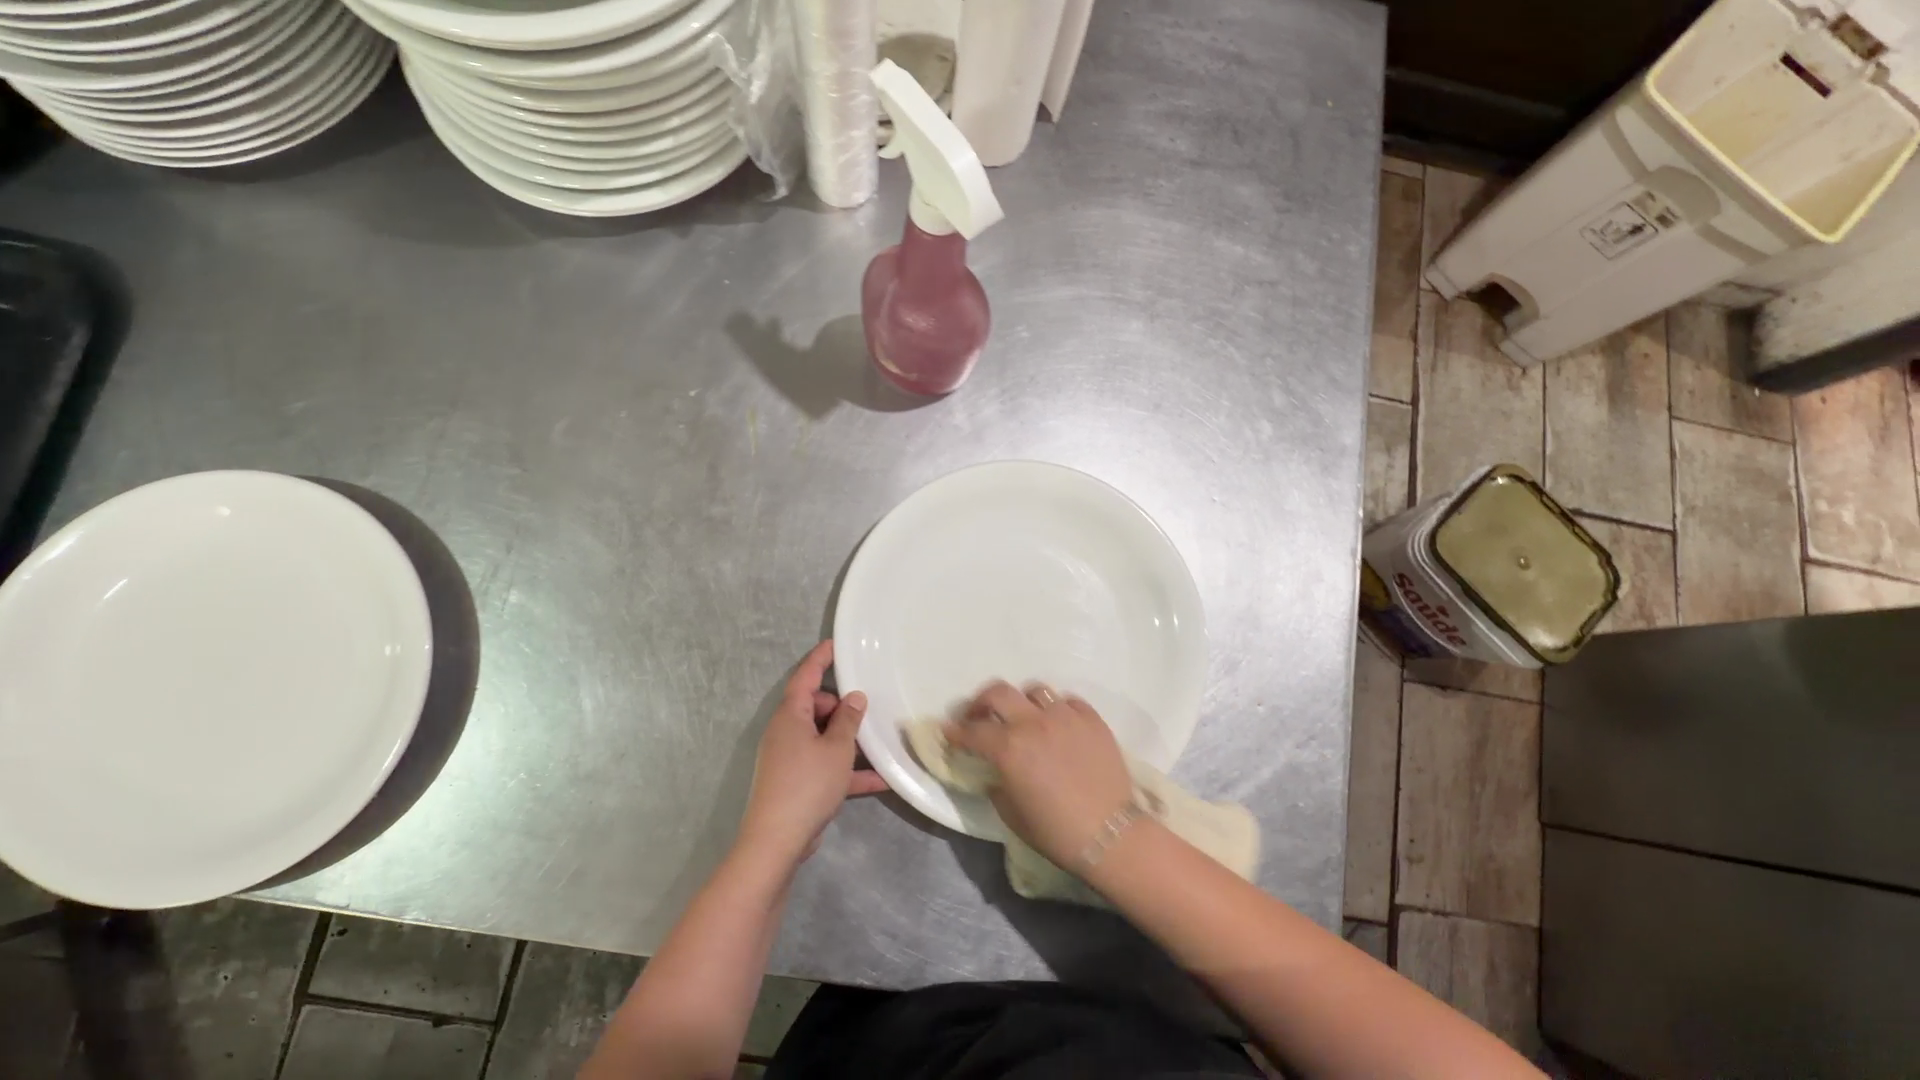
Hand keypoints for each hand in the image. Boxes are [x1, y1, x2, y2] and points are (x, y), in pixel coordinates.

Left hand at [736, 641, 887, 867]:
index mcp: (790, 716)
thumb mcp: (837, 749)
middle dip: (840, 707)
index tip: (835, 644)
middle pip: (815, 708)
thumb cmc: (808, 784)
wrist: (778, 840)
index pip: (805, 677)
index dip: (820, 659)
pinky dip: (848, 770)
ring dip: (848, 740)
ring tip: (878, 741)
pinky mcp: (796, 782)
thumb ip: (848, 720)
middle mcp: (786, 732)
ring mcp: (789, 759)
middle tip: (865, 712)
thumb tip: (853, 697)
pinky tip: (880, 781)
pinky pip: (825, 766)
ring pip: (822, 738)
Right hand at [945, 681, 1133, 867]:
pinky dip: (1057, 710)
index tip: (949, 732)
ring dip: (1022, 702)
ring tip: (1024, 718)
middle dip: (981, 702)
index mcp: (1009, 748)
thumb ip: (997, 786)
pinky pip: (1068, 702)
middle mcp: (1034, 723)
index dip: (956, 732)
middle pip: (998, 692)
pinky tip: (1058, 726)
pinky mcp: (1092, 719)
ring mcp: (1066, 717)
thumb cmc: (1056, 832)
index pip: (973, 731)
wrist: (1112, 835)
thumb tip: (996, 773)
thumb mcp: (1012, 815)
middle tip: (978, 716)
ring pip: (1035, 690)